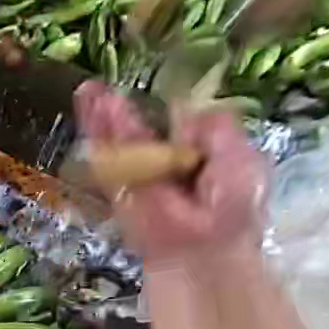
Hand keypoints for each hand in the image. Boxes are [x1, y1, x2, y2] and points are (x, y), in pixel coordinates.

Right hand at [74, 80, 267, 264]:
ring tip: (87, 90)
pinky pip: (105, 159)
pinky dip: (96, 135)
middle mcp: (162, 160)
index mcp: (195, 150)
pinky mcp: (118, 188)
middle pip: (137, 127)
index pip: (173, 119)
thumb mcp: (240, 154)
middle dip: (118, 107)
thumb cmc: (233, 203)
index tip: (151, 83)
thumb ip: (215, 127)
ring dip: (101, 115)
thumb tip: (186, 107)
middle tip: (99, 86)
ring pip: (116, 139)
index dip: (160, 101)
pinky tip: (88, 110)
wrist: (205, 245)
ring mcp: (137, 174)